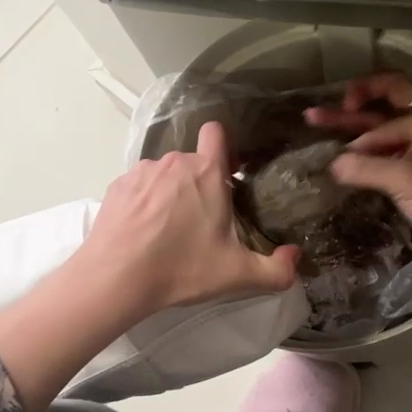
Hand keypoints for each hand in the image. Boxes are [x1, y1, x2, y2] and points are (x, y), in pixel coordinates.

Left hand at [78, 121, 300, 316]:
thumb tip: (295, 258)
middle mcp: (174, 162)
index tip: (228, 175)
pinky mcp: (117, 187)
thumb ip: (277, 270)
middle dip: (199, 185)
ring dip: (170, 194)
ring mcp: (141, 172)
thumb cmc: (181, 268)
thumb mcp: (237, 275)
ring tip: (168, 231)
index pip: (217, 133)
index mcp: (207, 172)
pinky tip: (143, 232)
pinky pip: (139, 187)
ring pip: (164, 175)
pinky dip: (144, 203)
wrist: (116, 278)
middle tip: (202, 222)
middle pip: (193, 162)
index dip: (224, 149)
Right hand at [308, 72, 411, 255]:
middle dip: (348, 114)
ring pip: (383, 136)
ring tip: (318, 130)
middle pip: (381, 113)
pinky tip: (346, 164)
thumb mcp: (405, 180)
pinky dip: (369, 158)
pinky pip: (390, 157)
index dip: (358, 128)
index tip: (340, 142)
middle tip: (313, 115)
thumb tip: (333, 164)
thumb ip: (365, 168)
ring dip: (354, 136)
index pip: (383, 113)